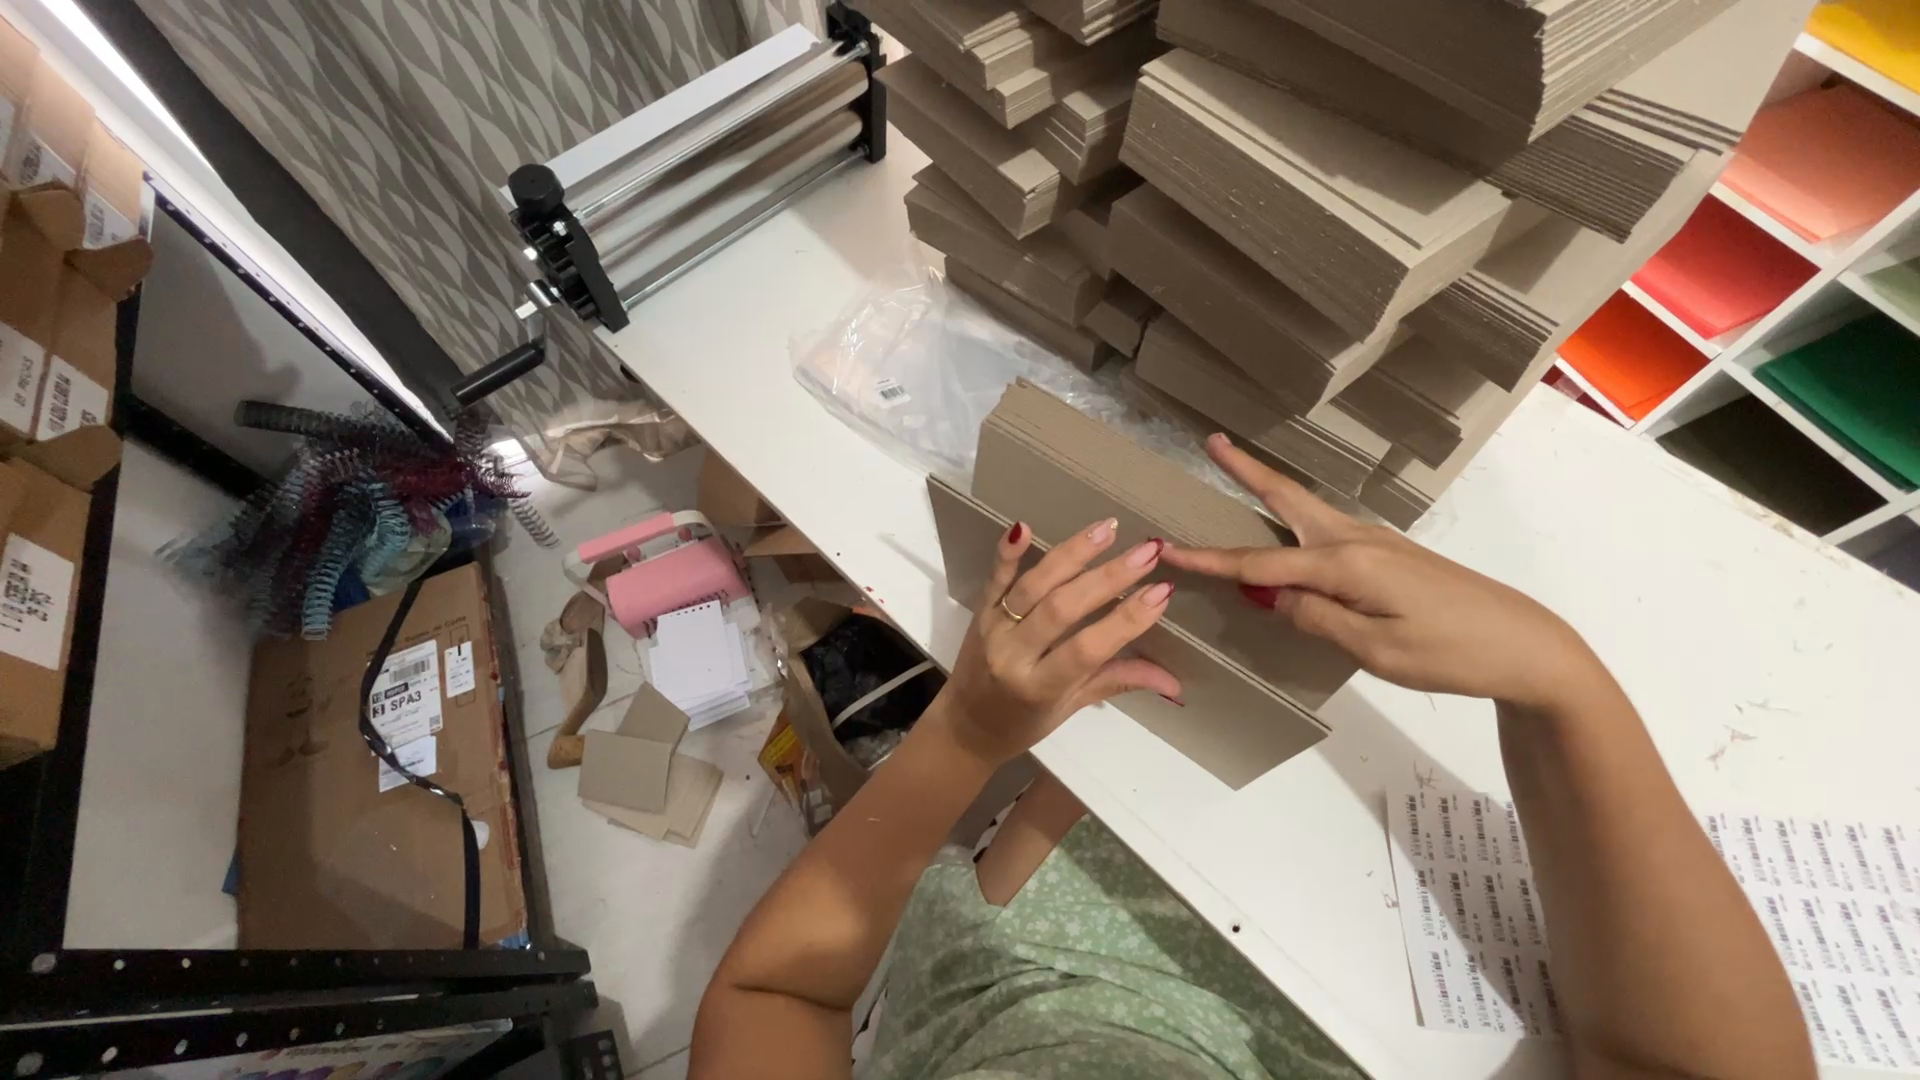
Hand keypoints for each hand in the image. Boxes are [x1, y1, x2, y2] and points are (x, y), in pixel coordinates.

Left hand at [938, 517, 1180, 764]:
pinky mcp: (979, 609)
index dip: (1125, 620)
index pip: (1088, 648)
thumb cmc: (1022, 723)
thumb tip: (1175, 685)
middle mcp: (1013, 653)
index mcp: (1039, 686)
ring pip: (1034, 586)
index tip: (1162, 592)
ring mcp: (993, 627)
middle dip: (1109, 578)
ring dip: (1072, 555)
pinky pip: (994, 578)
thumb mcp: (1070, 708)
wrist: (964, 725)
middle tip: (1147, 552)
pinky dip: (1008, 552)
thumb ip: (1117, 682)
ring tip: (1107, 529)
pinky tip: (1025, 526)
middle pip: (1063, 608)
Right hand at [1162, 434, 1605, 711]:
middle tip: (1212, 441)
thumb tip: (1273, 594)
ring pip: (1305, 508)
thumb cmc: (1451, 653)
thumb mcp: (1375, 650)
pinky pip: (1323, 528)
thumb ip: (1316, 617)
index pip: (1260, 562)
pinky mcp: (1388, 552)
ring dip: (1266, 488)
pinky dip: (1290, 520)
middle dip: (1246, 471)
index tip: (1167, 552)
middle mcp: (1355, 539)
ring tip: (1233, 469)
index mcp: (1346, 563)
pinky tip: (1284, 534)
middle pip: (1287, 498)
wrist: (1528, 647)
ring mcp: (1375, 540)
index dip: (1210, 560)